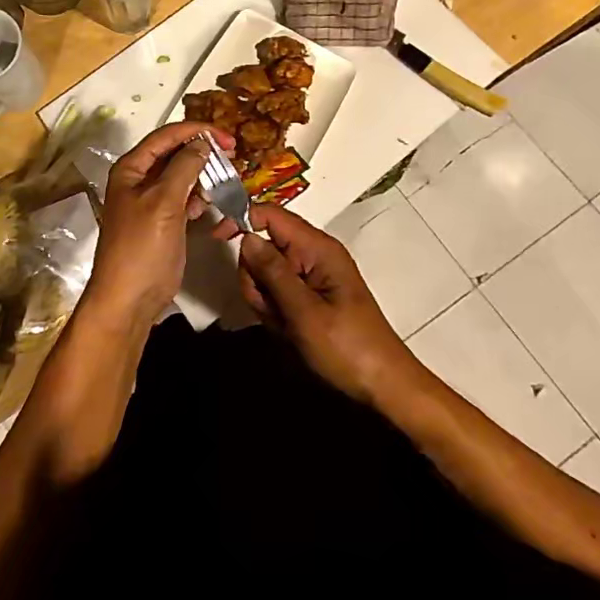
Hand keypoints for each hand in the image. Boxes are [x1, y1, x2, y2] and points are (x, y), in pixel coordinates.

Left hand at [85, 121, 234, 320]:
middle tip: (232, 157)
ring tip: (225, 180)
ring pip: (182, 175)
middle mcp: (140, 179)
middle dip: (203, 152)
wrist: (130, 298)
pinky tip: (208, 205)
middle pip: (175, 153)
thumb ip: (184, 167)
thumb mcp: (163, 202)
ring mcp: (151, 201)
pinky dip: (198, 196)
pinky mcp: (164, 220)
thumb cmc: (142, 246)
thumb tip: (202, 143)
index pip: (166, 136)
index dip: (197, 132)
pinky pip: (184, 197)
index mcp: (132, 169)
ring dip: (203, 175)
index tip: (228, 139)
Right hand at [233, 203, 425, 405]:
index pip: (271, 215)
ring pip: (266, 273)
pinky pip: (278, 292)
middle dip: (255, 277)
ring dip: (264, 299)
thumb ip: (273, 271)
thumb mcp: (304, 311)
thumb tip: (246, 236)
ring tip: (285, 326)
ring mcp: (311, 275)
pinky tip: (288, 331)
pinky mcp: (309, 295)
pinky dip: (274, 310)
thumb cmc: (347, 347)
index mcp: (318, 248)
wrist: (381, 384)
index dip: (242, 219)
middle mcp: (313, 254)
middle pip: (263, 246)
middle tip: (271, 309)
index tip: (217, 239)